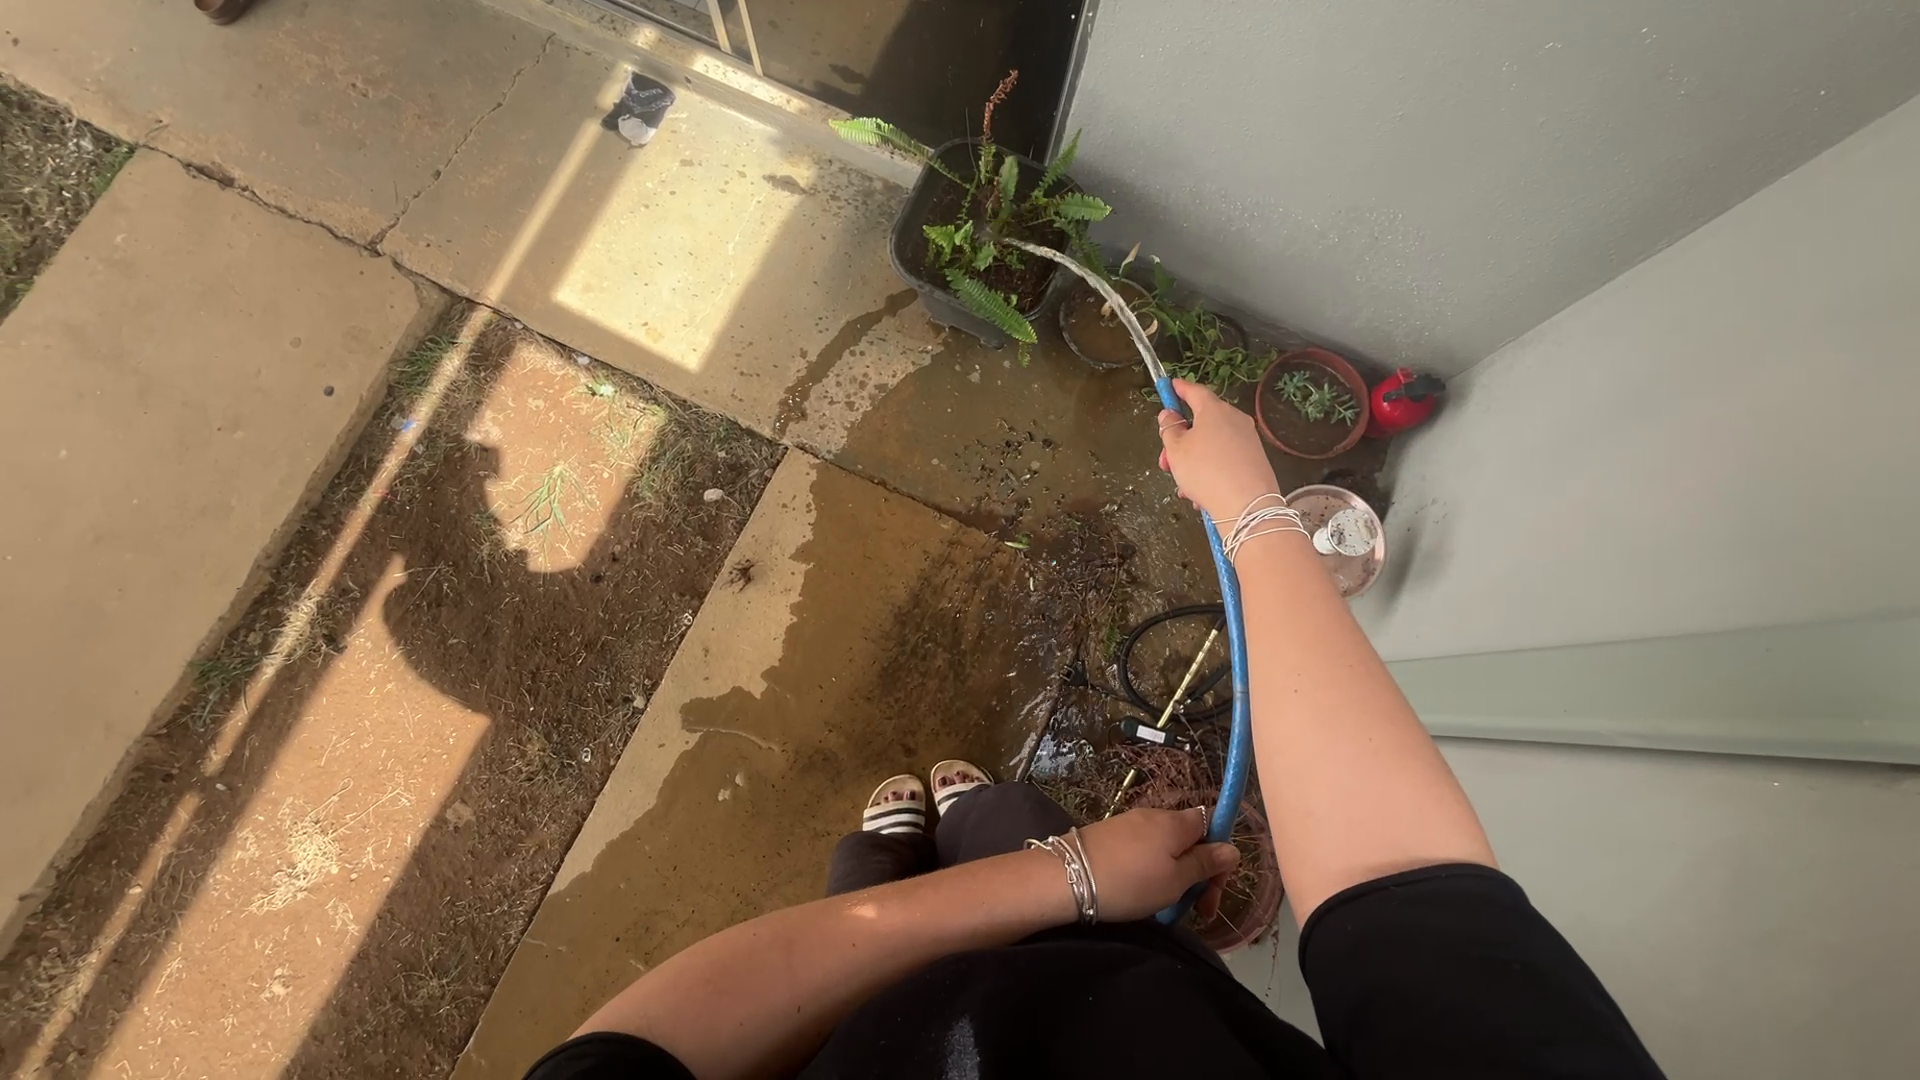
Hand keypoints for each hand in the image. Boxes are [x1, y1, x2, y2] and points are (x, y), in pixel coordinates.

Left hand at [1074, 806, 1239, 922]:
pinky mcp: (1111, 834)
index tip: (1213, 890)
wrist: (1067, 876)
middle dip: (1198, 874)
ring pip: (1166, 848)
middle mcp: (1154, 815)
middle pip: (1189, 839)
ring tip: (1165, 908)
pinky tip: (1142, 895)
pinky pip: (1143, 851)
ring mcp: (1130, 823)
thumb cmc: (1131, 881)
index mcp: (1176, 822)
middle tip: (1196, 911)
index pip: (1212, 825)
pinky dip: (1151, 872)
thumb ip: (1205, 864)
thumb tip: (1232, 849)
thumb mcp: (1176, 880)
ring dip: (1174, 876)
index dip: (1219, 856)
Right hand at [1156, 377, 1280, 522]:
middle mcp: (1234, 419)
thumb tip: (1169, 414)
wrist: (1246, 505)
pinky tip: (1200, 493)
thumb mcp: (1176, 450)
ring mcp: (1247, 439)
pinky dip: (1209, 470)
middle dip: (1180, 440)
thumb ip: (1169, 429)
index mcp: (1214, 410)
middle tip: (1166, 460)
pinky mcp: (1254, 459)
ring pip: (1211, 444)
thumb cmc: (1205, 472)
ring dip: (1193, 460)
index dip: (1179, 389)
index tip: (1170, 386)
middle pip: (1202, 421)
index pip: (1194, 391)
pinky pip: (1224, 459)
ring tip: (1183, 485)